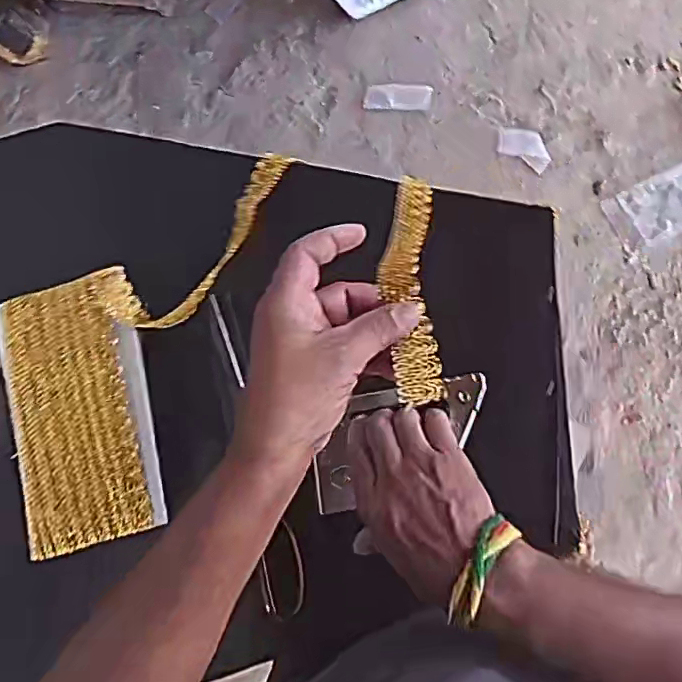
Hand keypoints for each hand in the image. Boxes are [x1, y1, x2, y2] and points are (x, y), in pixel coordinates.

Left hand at [233, 225, 420, 466]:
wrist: (275, 447)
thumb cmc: (287, 404)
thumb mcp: (344, 356)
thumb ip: (380, 327)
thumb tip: (406, 310)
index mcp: (286, 303)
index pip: (307, 253)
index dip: (335, 238)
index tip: (360, 235)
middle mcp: (290, 318)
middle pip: (338, 291)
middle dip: (374, 302)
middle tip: (404, 312)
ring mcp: (301, 341)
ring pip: (346, 321)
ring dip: (376, 330)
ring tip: (403, 341)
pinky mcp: (311, 364)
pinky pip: (345, 344)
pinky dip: (368, 349)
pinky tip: (390, 361)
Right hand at [346, 406, 497, 608]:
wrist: (473, 567)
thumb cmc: (435, 567)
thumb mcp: (391, 553)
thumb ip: (373, 537)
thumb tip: (364, 540)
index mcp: (373, 502)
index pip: (355, 451)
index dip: (358, 435)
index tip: (362, 431)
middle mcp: (393, 477)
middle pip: (376, 427)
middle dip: (380, 420)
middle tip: (387, 422)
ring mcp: (421, 463)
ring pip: (403, 417)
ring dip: (406, 417)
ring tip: (412, 423)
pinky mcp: (450, 457)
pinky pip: (435, 420)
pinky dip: (434, 418)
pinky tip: (436, 427)